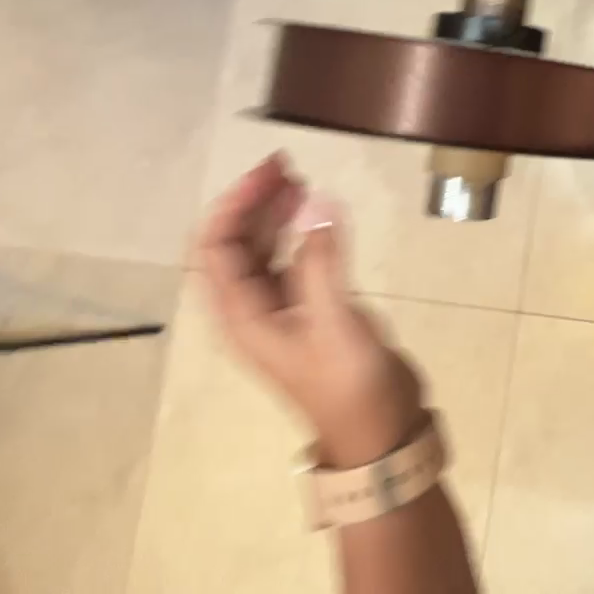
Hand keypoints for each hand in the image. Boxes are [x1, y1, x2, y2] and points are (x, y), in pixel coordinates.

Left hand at [194, 153, 424, 467]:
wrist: (377, 430)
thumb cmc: (348, 384)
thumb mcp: (334, 322)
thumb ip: (322, 261)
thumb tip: (318, 200)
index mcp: (242, 315)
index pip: (216, 248)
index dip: (235, 204)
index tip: (272, 171)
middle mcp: (253, 309)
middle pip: (234, 245)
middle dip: (252, 202)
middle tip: (287, 164)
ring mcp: (282, 310)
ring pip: (261, 251)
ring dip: (273, 214)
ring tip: (299, 180)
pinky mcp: (311, 311)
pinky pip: (291, 261)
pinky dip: (299, 233)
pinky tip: (318, 217)